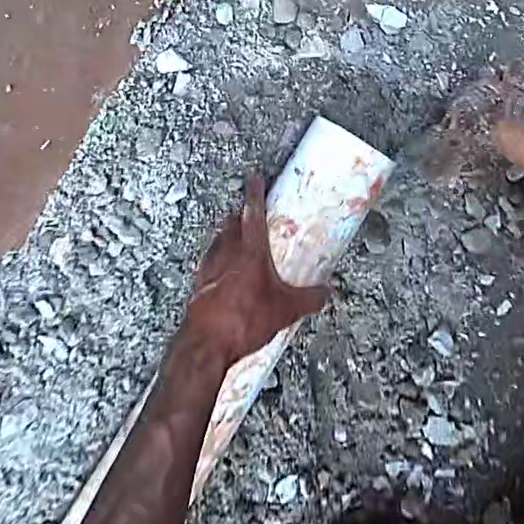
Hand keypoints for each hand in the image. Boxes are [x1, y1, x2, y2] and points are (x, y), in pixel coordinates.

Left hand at [182, 174, 329, 365]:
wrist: (206, 344)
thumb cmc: (243, 321)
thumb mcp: (286, 311)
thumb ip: (309, 299)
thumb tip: (325, 293)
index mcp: (250, 252)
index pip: (252, 213)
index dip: (255, 194)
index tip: (255, 179)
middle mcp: (226, 254)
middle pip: (230, 225)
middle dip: (238, 215)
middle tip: (245, 212)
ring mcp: (209, 269)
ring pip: (217, 242)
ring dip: (225, 236)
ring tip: (234, 239)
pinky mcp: (198, 285)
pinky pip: (208, 264)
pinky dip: (216, 261)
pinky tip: (220, 273)